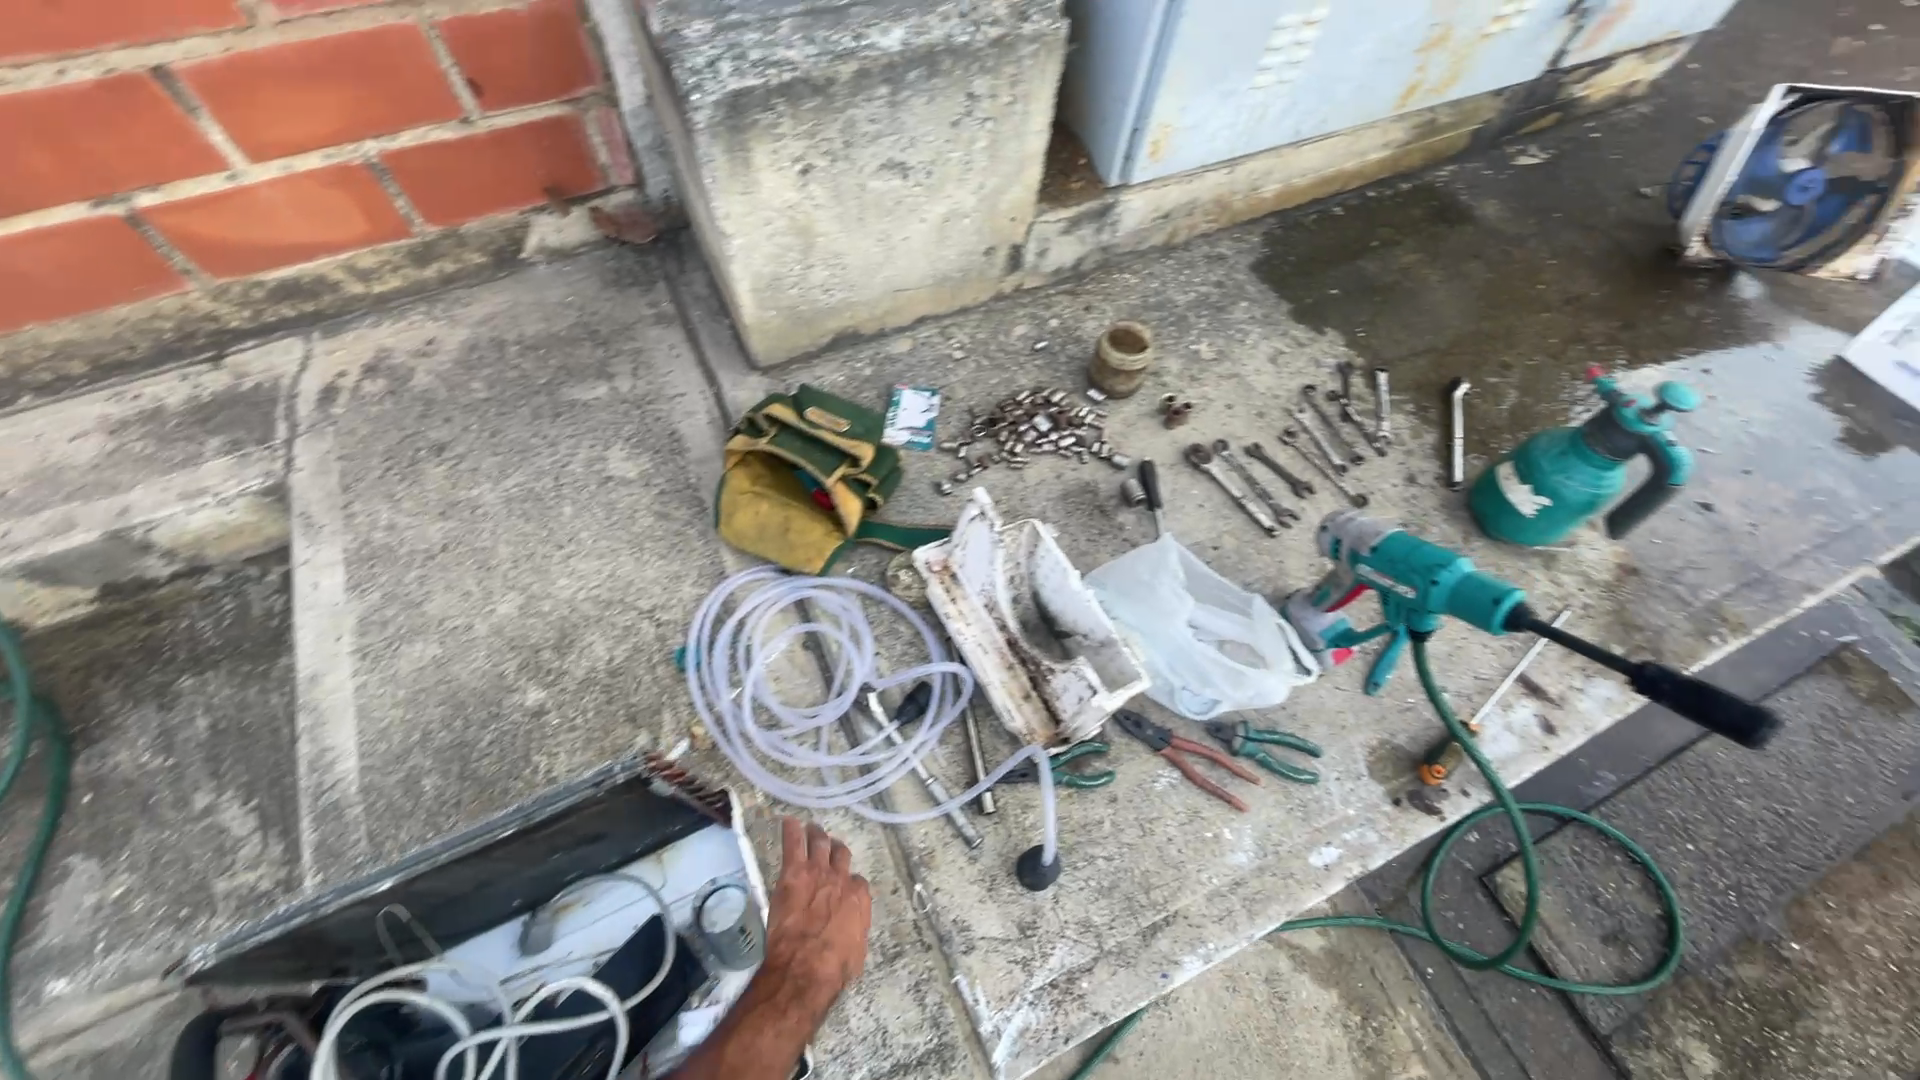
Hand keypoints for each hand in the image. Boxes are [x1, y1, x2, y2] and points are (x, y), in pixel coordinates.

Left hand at [760, 817, 872, 1015]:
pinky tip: (787, 822)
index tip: (842, 889)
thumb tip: (851, 932)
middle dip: (835, 849)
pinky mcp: (794, 872)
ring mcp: (818, 872)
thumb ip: (855, 934)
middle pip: (840, 854)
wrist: (806, 965)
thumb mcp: (856, 953)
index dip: (849, 884)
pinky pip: (793, 844)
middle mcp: (842, 879)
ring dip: (816, 834)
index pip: (857, 882)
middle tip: (828, 845)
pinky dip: (791, 830)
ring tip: (812, 828)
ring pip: (820, 843)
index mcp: (859, 899)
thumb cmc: (834, 968)